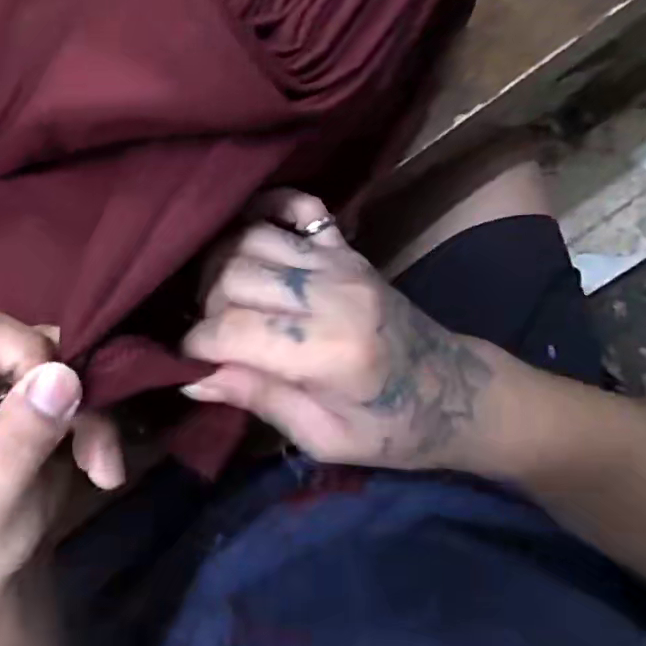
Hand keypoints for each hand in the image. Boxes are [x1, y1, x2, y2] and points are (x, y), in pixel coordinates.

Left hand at [0, 311, 124, 605]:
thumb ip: (18, 439)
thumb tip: (61, 374)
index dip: (23, 349)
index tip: (57, 391)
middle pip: (33, 344)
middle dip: (71, 390)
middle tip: (92, 443)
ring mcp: (11, 390)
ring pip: (69, 366)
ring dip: (95, 414)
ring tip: (102, 468)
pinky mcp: (46, 405)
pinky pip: (86, 391)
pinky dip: (102, 425)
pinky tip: (104, 470)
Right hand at [181, 189, 496, 471]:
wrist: (459, 392)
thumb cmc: (392, 429)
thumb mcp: (325, 439)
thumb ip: (259, 399)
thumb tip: (192, 378)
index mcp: (330, 353)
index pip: (232, 329)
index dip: (195, 343)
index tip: (187, 357)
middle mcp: (333, 295)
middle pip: (233, 274)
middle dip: (204, 304)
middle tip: (209, 331)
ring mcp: (341, 263)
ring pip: (251, 238)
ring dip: (221, 263)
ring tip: (220, 295)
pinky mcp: (346, 248)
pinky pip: (297, 206)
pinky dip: (266, 209)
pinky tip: (247, 234)